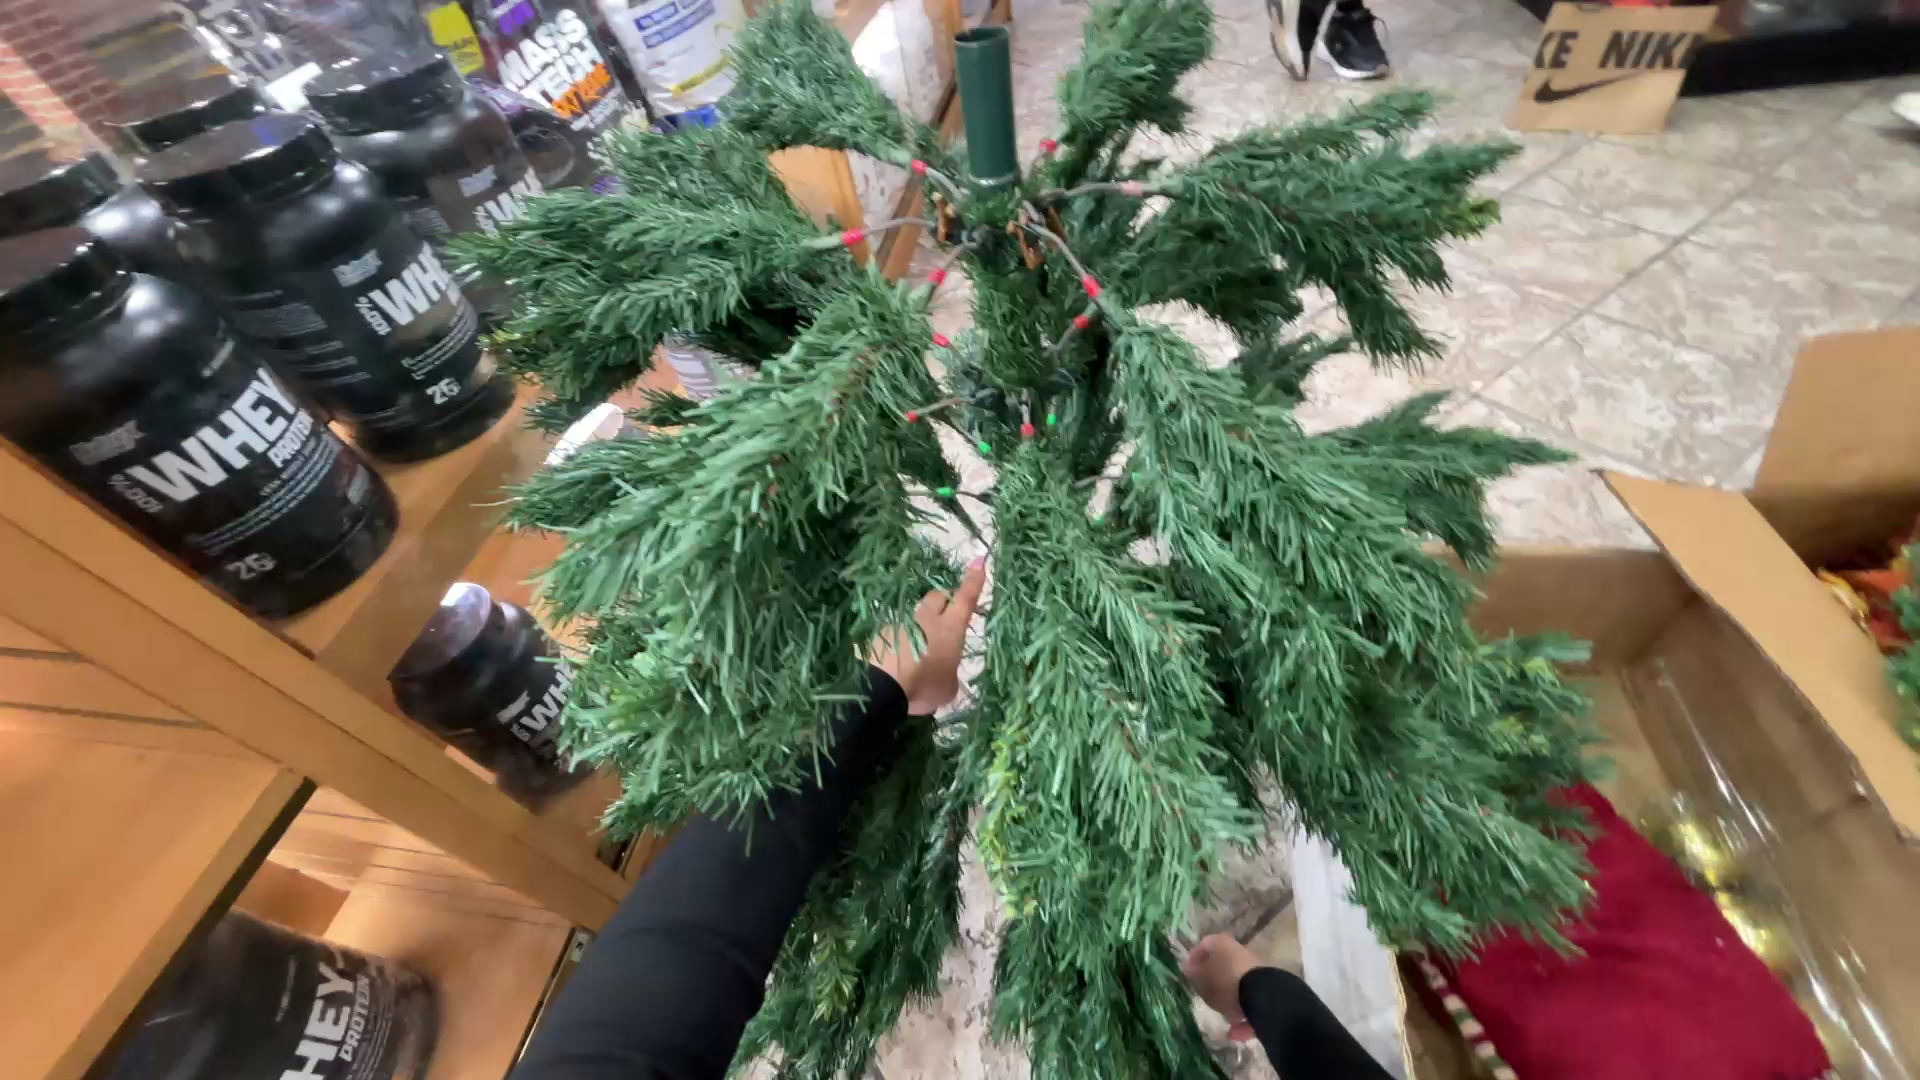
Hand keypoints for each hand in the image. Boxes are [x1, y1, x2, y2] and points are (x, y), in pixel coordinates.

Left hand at [869, 556, 985, 714]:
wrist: (881, 687)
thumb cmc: (924, 686)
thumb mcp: (948, 687)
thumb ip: (949, 672)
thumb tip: (943, 670)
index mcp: (950, 628)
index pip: (965, 597)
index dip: (973, 580)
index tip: (978, 561)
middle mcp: (926, 619)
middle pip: (938, 596)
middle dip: (945, 598)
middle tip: (948, 610)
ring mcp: (901, 623)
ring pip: (915, 615)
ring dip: (919, 625)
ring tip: (917, 649)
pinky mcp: (880, 633)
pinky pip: (895, 632)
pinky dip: (900, 642)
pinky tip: (896, 662)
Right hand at [1182, 933, 1260, 1041]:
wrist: (1262, 998)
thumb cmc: (1224, 983)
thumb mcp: (1201, 979)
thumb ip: (1193, 974)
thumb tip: (1187, 969)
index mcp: (1220, 943)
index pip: (1203, 945)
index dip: (1194, 959)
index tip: (1188, 974)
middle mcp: (1238, 952)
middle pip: (1221, 965)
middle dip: (1212, 980)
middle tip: (1203, 994)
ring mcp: (1254, 971)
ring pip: (1235, 984)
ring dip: (1227, 1000)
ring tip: (1220, 1016)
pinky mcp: (1265, 990)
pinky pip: (1248, 1001)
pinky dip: (1241, 1015)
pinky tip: (1234, 1032)